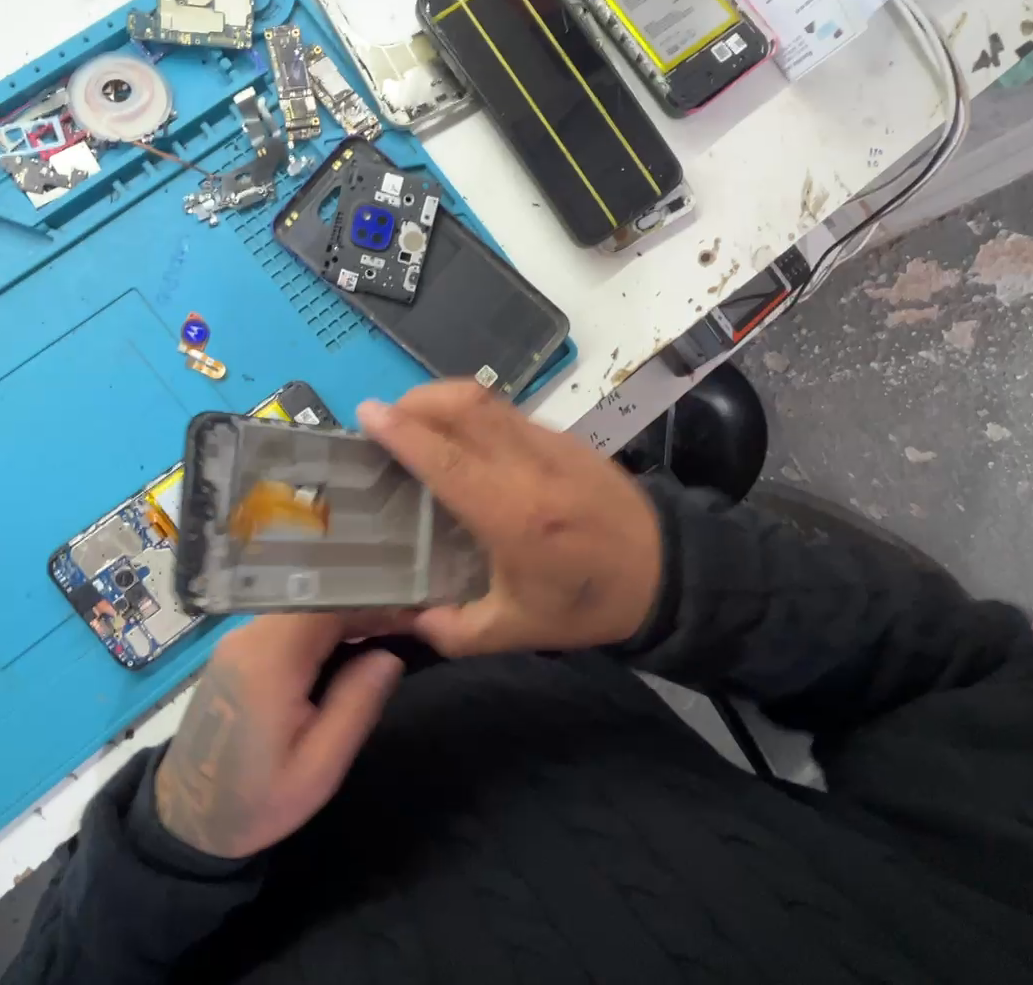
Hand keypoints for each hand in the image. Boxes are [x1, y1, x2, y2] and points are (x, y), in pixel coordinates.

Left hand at [154, 614, 404, 858]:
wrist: (187, 820)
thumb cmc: (257, 800)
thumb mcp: (320, 767)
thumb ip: (357, 703)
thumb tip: (390, 654)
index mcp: (270, 659)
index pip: (331, 601)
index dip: (377, 600)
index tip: (419, 611)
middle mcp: (249, 636)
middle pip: (318, 599)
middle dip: (367, 605)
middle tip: (414, 623)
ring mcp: (239, 641)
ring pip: (304, 608)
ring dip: (347, 615)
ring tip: (392, 632)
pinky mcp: (238, 651)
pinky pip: (289, 625)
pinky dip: (324, 628)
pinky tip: (352, 646)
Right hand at [358, 381, 662, 658]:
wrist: (666, 573)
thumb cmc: (588, 603)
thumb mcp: (515, 632)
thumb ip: (452, 630)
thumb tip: (404, 618)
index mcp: (514, 516)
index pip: (446, 459)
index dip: (401, 432)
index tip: (366, 415)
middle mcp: (531, 467)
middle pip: (466, 406)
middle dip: (415, 400)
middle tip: (385, 419)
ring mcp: (552, 445)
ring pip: (487, 399)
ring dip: (441, 400)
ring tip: (415, 422)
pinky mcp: (566, 438)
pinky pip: (507, 411)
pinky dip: (472, 413)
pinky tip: (461, 440)